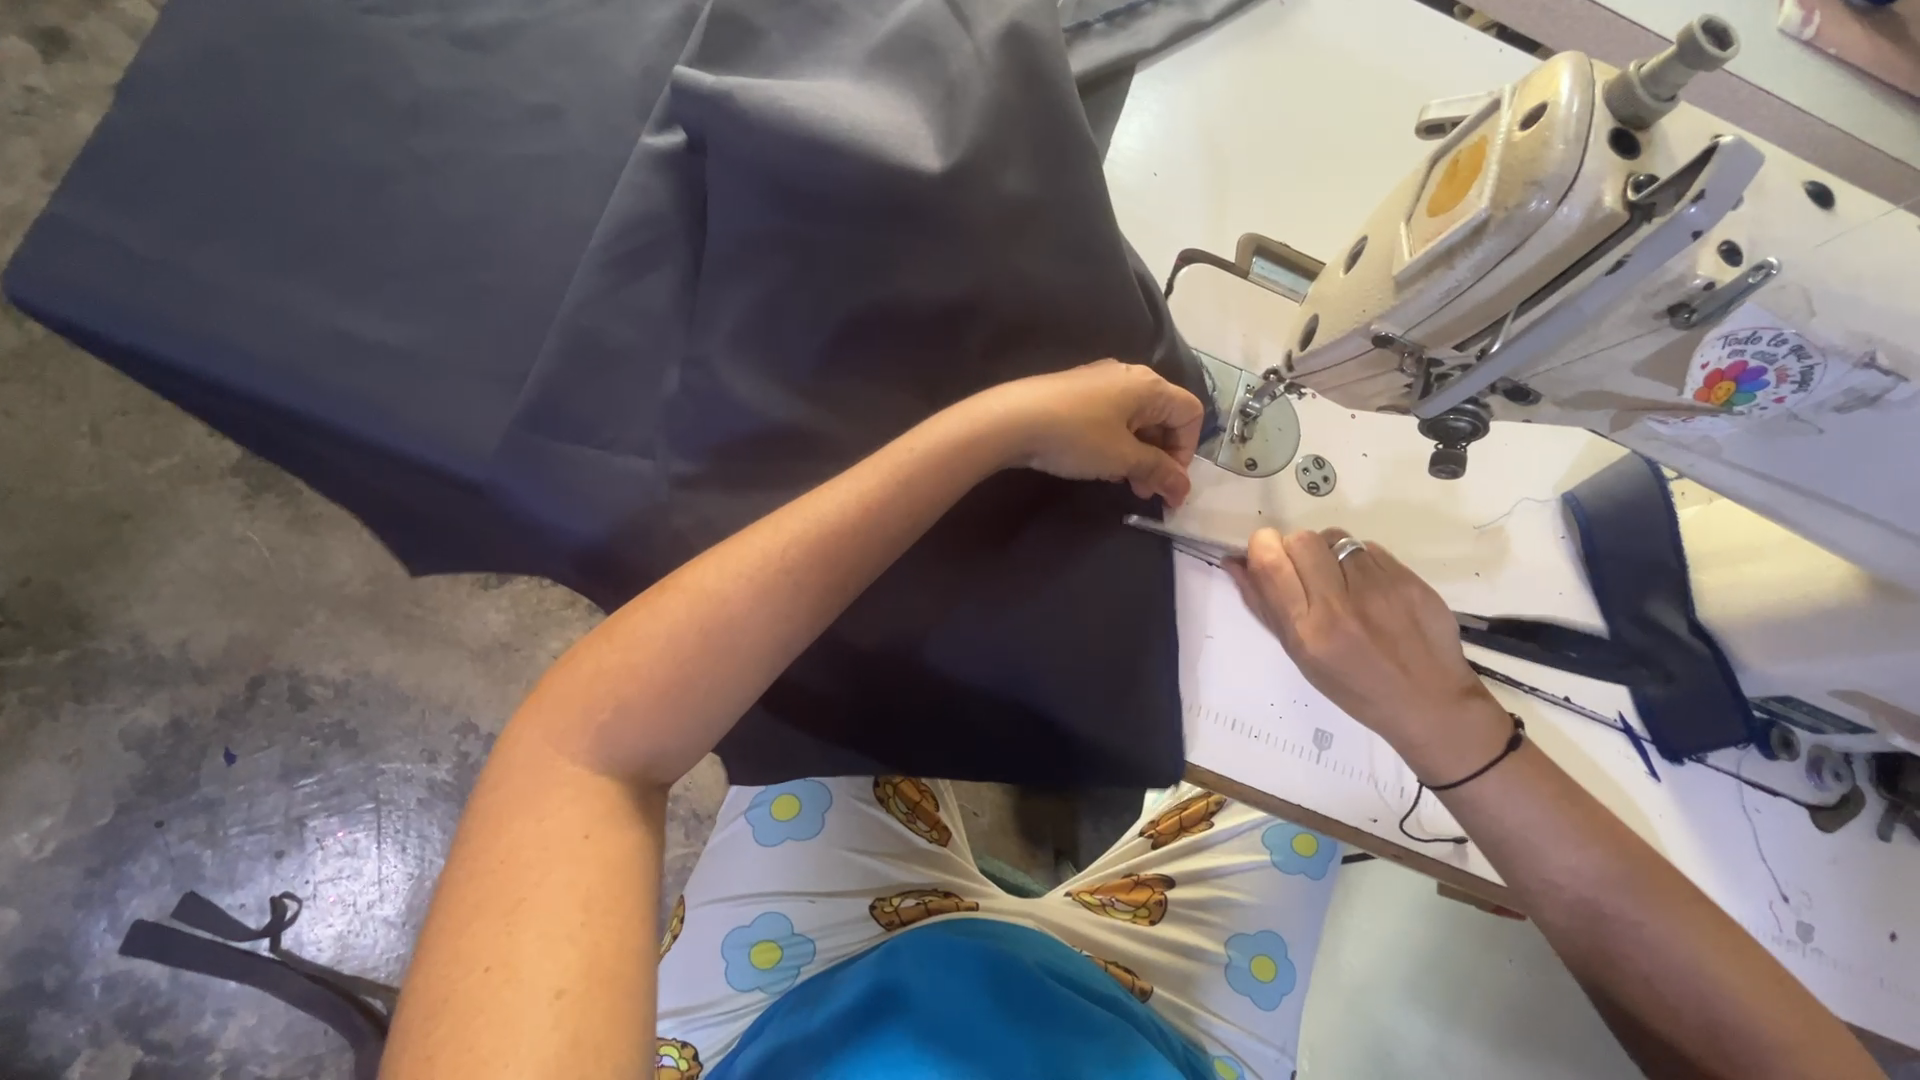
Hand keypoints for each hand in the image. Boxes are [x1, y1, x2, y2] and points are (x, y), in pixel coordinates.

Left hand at [961, 359, 1204, 506]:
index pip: (1190, 414)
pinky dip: (1115, 443)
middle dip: (1161, 457)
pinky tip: (1098, 465)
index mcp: (1150, 385)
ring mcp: (1100, 381)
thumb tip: (1183, 489)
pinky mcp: (1076, 392)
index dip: (1187, 450)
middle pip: (1164, 416)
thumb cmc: (1076, 437)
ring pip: (1136, 420)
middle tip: (1145, 491)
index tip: (1167, 481)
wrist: (1012, 420)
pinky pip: (1110, 418)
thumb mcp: (1123, 458)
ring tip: (1123, 482)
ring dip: (1137, 454)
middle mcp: (1129, 376)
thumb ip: (1158, 472)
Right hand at [1225, 527, 1507, 775]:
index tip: (1267, 559)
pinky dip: (1359, 560)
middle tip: (1306, 574)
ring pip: (1335, 537)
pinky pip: (1368, 548)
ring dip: (1328, 552)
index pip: (1270, 562)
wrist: (1431, 702)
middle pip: (1301, 539)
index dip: (1262, 548)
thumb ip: (1264, 606)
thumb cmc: (1354, 688)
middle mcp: (1340, 605)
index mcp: (1307, 631)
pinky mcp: (1409, 580)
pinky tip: (1369, 588)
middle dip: (1295, 549)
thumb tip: (1234, 562)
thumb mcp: (1299, 655)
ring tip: (1340, 581)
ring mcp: (1379, 589)